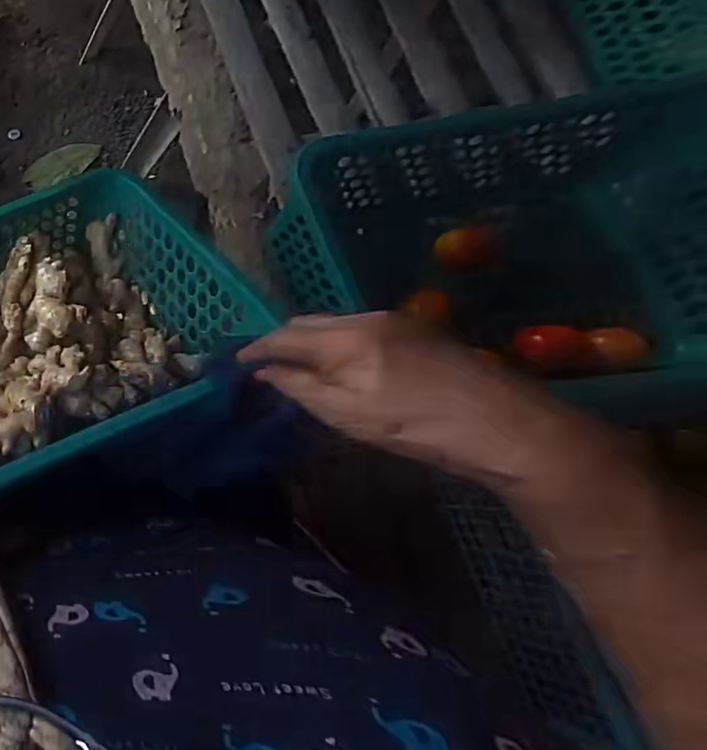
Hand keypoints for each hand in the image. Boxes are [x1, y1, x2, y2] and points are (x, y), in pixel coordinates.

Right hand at [240, 312, 606, 484]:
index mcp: (345, 338)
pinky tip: (340, 364)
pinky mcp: (422, 331)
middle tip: (264, 366)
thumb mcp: (343, 413)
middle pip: (306, 322)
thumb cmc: (416, 426)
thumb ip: (296, 387)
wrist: (513, 430)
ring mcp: (400, 321)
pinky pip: (360, 328)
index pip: (281, 335)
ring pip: (334, 324)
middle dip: (280, 341)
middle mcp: (368, 319)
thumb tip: (263, 372)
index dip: (254, 349)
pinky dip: (336, 342)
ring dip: (309, 341)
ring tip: (298, 366)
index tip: (235, 364)